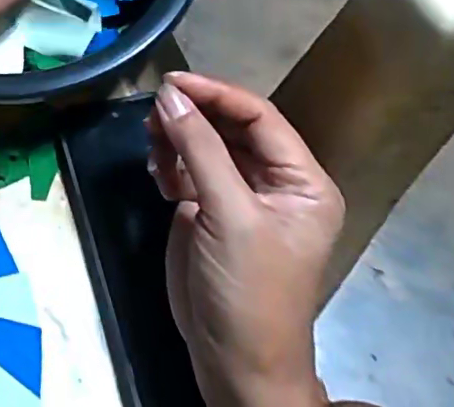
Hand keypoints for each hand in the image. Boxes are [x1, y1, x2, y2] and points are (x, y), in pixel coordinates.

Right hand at [150, 72, 343, 406]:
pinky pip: (190, 168)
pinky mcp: (212, 210)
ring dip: (177, 137)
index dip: (216, 93)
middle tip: (153, 111)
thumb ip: (199, 149)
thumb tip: (168, 95)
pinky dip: (171, 162)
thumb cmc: (249, 292)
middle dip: (192, 116)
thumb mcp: (229, 216)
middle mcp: (275, 181)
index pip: (259, 117)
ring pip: (207, 144)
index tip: (173, 83)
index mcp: (301, 180)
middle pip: (230, 126)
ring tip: (151, 143)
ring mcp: (242, 196)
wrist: (233, 370)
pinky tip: (157, 172)